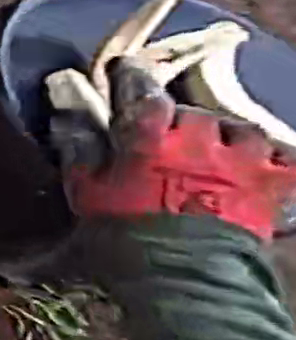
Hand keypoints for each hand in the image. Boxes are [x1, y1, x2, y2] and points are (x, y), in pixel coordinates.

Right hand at [51, 59, 295, 239]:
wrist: (182, 273)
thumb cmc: (121, 224)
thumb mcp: (84, 183)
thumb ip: (78, 140)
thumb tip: (66, 106)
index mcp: (150, 137)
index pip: (143, 90)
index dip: (132, 75)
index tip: (124, 66)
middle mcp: (202, 141)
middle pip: (195, 112)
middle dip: (178, 117)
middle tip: (161, 130)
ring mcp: (247, 164)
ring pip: (242, 130)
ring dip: (222, 134)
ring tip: (207, 146)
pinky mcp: (279, 186)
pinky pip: (284, 158)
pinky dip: (268, 156)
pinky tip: (251, 162)